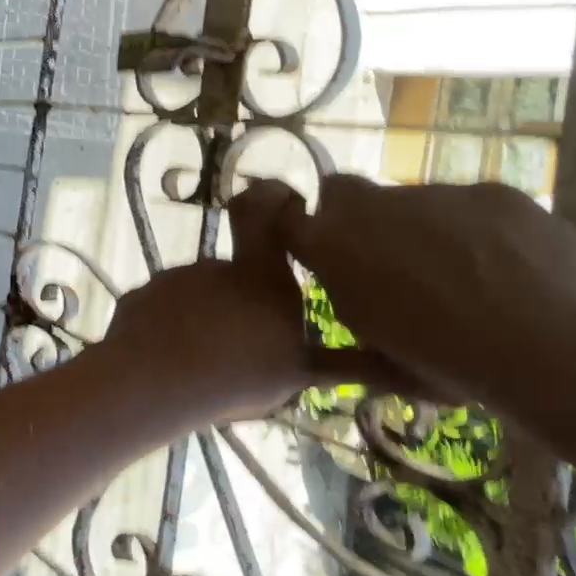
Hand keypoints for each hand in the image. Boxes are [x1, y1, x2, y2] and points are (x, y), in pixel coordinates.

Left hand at [106, 181, 409, 420]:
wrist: (154, 379)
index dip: (270, 198)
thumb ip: (355, 366)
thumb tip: (435, 381)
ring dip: (208, 317)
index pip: (263, 214)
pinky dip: (173, 326)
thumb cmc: (237, 373)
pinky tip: (177, 356)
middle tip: (249, 343)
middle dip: (243, 301)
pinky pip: (164, 309)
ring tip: (213, 358)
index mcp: (260, 276)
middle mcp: (215, 267)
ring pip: (199, 295)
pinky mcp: (140, 296)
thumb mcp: (302, 373)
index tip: (280, 194)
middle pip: (235, 275)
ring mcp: (172, 279)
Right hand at [266, 175, 575, 430]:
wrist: (558, 356)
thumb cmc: (444, 360)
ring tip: (470, 274)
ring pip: (417, 202)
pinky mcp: (497, 193)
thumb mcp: (366, 335)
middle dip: (360, 216)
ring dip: (428, 227)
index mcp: (325, 242)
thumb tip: (344, 276)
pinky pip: (477, 206)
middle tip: (393, 258)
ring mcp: (434, 194)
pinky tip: (512, 267)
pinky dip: (484, 230)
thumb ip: (343, 288)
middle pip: (346, 193)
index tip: (315, 241)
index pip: (283, 211)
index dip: (298, 222)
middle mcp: (367, 206)